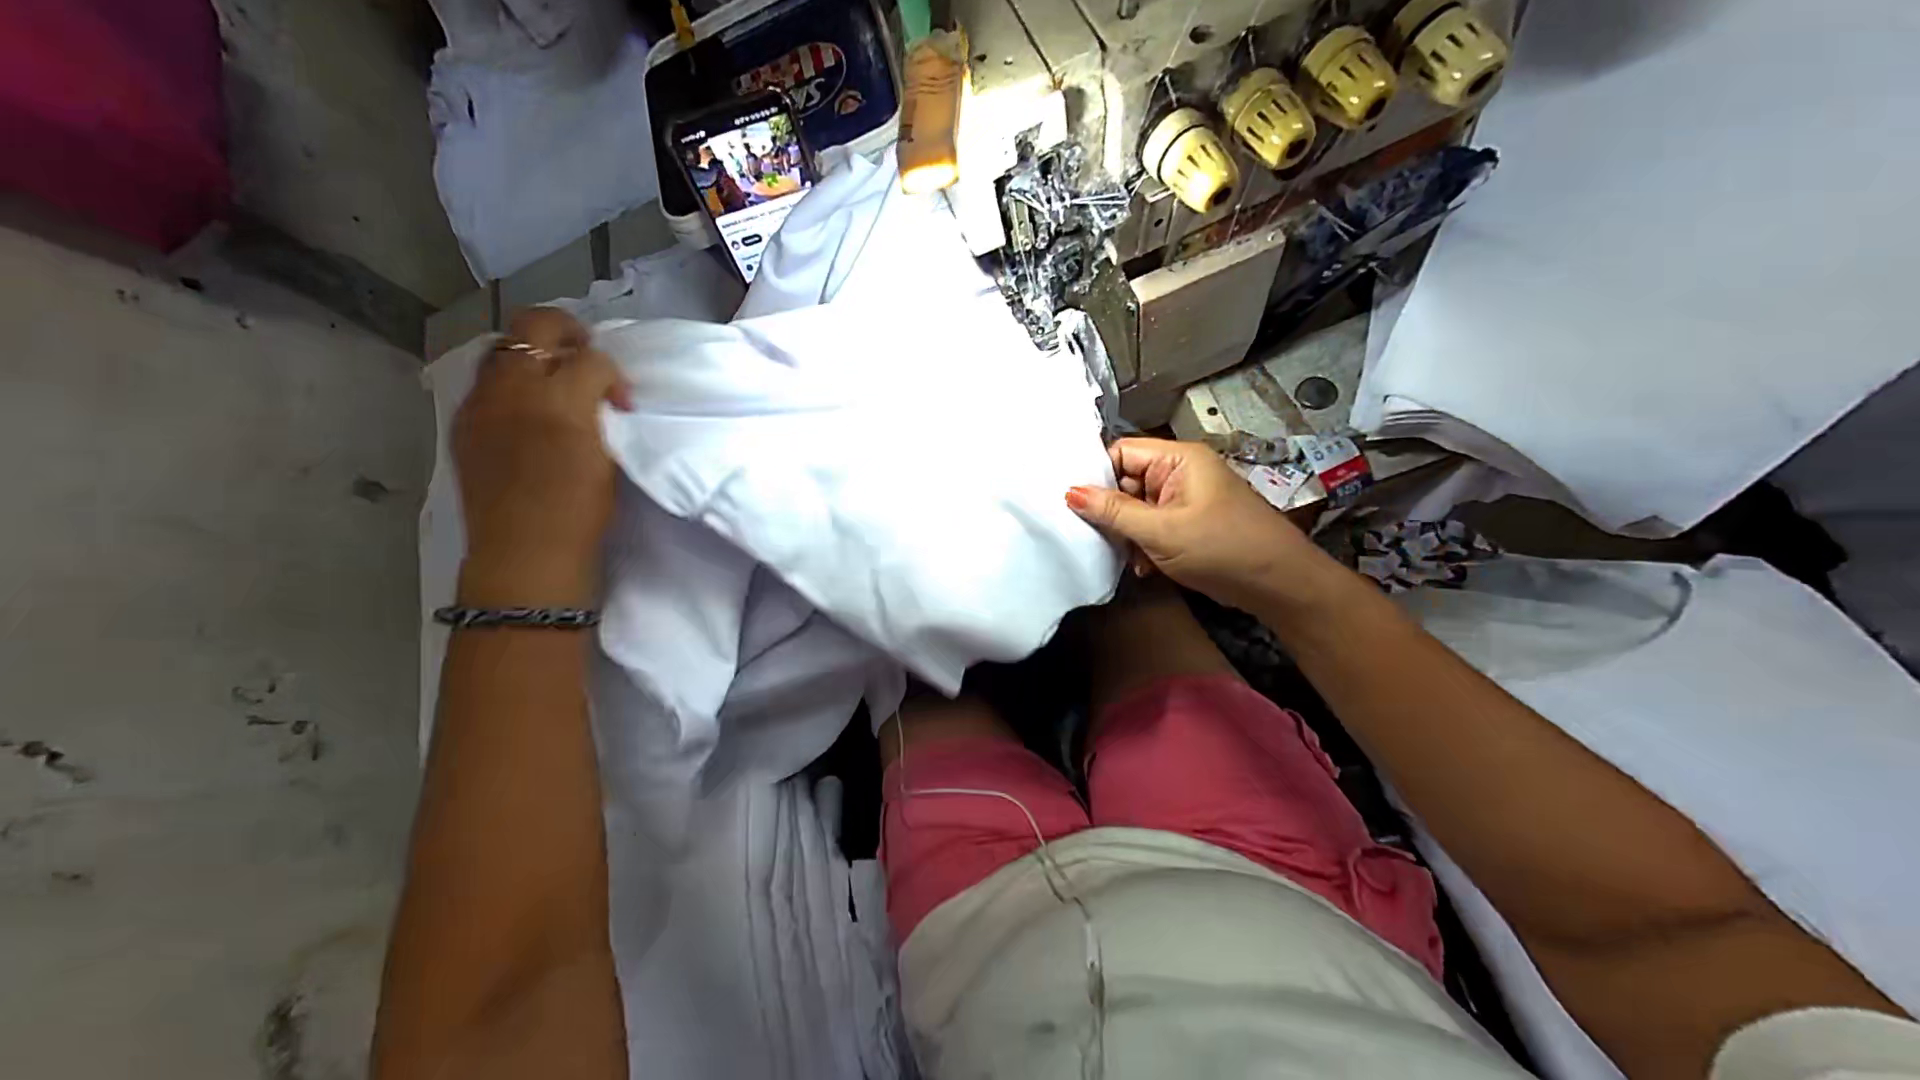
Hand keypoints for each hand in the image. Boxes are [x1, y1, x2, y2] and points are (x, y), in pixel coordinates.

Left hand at [453, 307, 631, 607]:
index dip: (613, 375)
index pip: (591, 358)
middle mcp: (512, 389)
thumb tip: (598, 396)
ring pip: (504, 349)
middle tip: (586, 360)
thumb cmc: (581, 512)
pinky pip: (487, 383)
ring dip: (535, 356)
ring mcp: (480, 403)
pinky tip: (527, 414)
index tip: (620, 402)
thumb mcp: (607, 457)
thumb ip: (600, 414)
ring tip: (554, 387)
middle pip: (535, 325)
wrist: (526, 555)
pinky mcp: (463, 424)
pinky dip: (511, 384)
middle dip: (567, 333)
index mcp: (559, 401)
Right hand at [1065, 438, 1347, 615]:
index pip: (1121, 452)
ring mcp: (1186, 499)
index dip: (1097, 475)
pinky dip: (1144, 545)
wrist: (1278, 584)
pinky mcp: (1189, 524)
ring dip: (1128, 534)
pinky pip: (1153, 526)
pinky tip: (1145, 567)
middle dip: (1112, 511)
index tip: (1074, 503)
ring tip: (1130, 557)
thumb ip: (1113, 511)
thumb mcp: (1161, 531)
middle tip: (1099, 536)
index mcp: (1178, 459)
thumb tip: (1070, 493)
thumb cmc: (1223, 549)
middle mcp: (1181, 473)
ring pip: (1136, 508)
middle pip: (1126, 481)